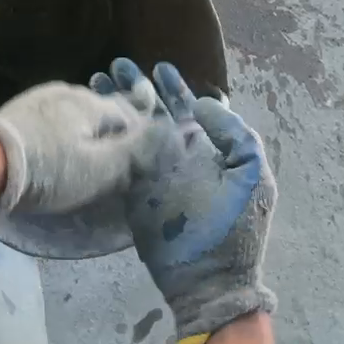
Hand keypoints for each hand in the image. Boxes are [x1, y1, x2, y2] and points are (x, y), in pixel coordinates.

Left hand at [0, 76, 156, 215]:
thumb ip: (134, 152)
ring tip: (87, 152)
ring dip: (84, 128)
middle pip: (99, 109)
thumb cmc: (48, 170)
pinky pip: (53, 116)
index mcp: (89, 102)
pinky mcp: (20, 109)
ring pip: (74, 111)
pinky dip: (63, 129)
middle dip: (110, 129)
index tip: (141, 152)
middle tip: (114, 156)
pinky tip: (57, 146)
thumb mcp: (98, 169)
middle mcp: (66, 90)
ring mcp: (40, 97)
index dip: (138, 132)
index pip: (126, 113)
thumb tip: (169, 132)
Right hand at [93, 58, 276, 343]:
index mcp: (205, 146)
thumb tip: (202, 104)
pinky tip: (91, 114)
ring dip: (117, 102)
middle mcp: (176, 151)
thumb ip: (235, 136)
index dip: (174, 85)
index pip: (187, 105)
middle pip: (154, 108)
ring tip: (97, 79)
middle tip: (117, 64)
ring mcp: (152, 168)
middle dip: (137, 84)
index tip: (160, 67)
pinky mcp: (131, 187)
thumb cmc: (236, 229)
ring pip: (132, 124)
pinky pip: (116, 151)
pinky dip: (105, 132)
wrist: (208, 279)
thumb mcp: (251, 178)